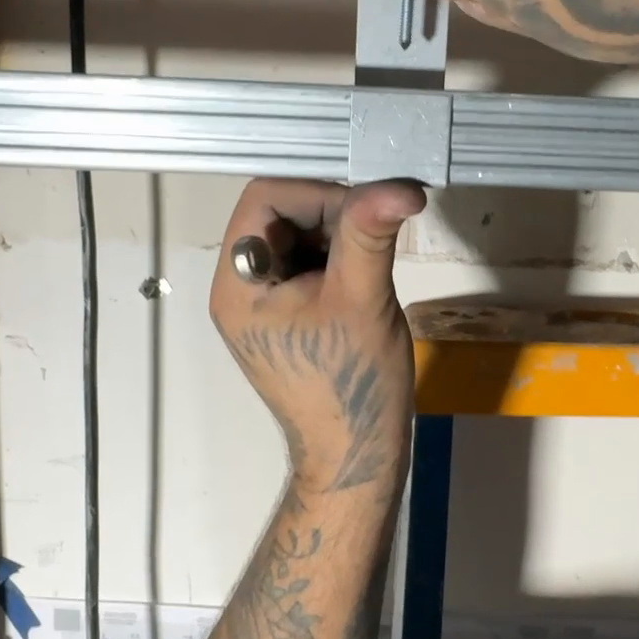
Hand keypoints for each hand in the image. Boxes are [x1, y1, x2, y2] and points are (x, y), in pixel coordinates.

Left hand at [211, 179, 427, 490]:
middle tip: (376, 236)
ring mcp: (262, 305)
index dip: (318, 193)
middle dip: (332, 216)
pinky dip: (339, 259)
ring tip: (373, 263)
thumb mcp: (362, 298)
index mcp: (238, 283)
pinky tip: (365, 279)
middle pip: (278, 215)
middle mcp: (239, 289)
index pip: (265, 200)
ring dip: (339, 236)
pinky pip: (307, 266)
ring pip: (297, 238)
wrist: (355, 454)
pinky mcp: (285, 318)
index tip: (367, 212)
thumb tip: (400, 184)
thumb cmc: (352, 383)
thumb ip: (370, 234)